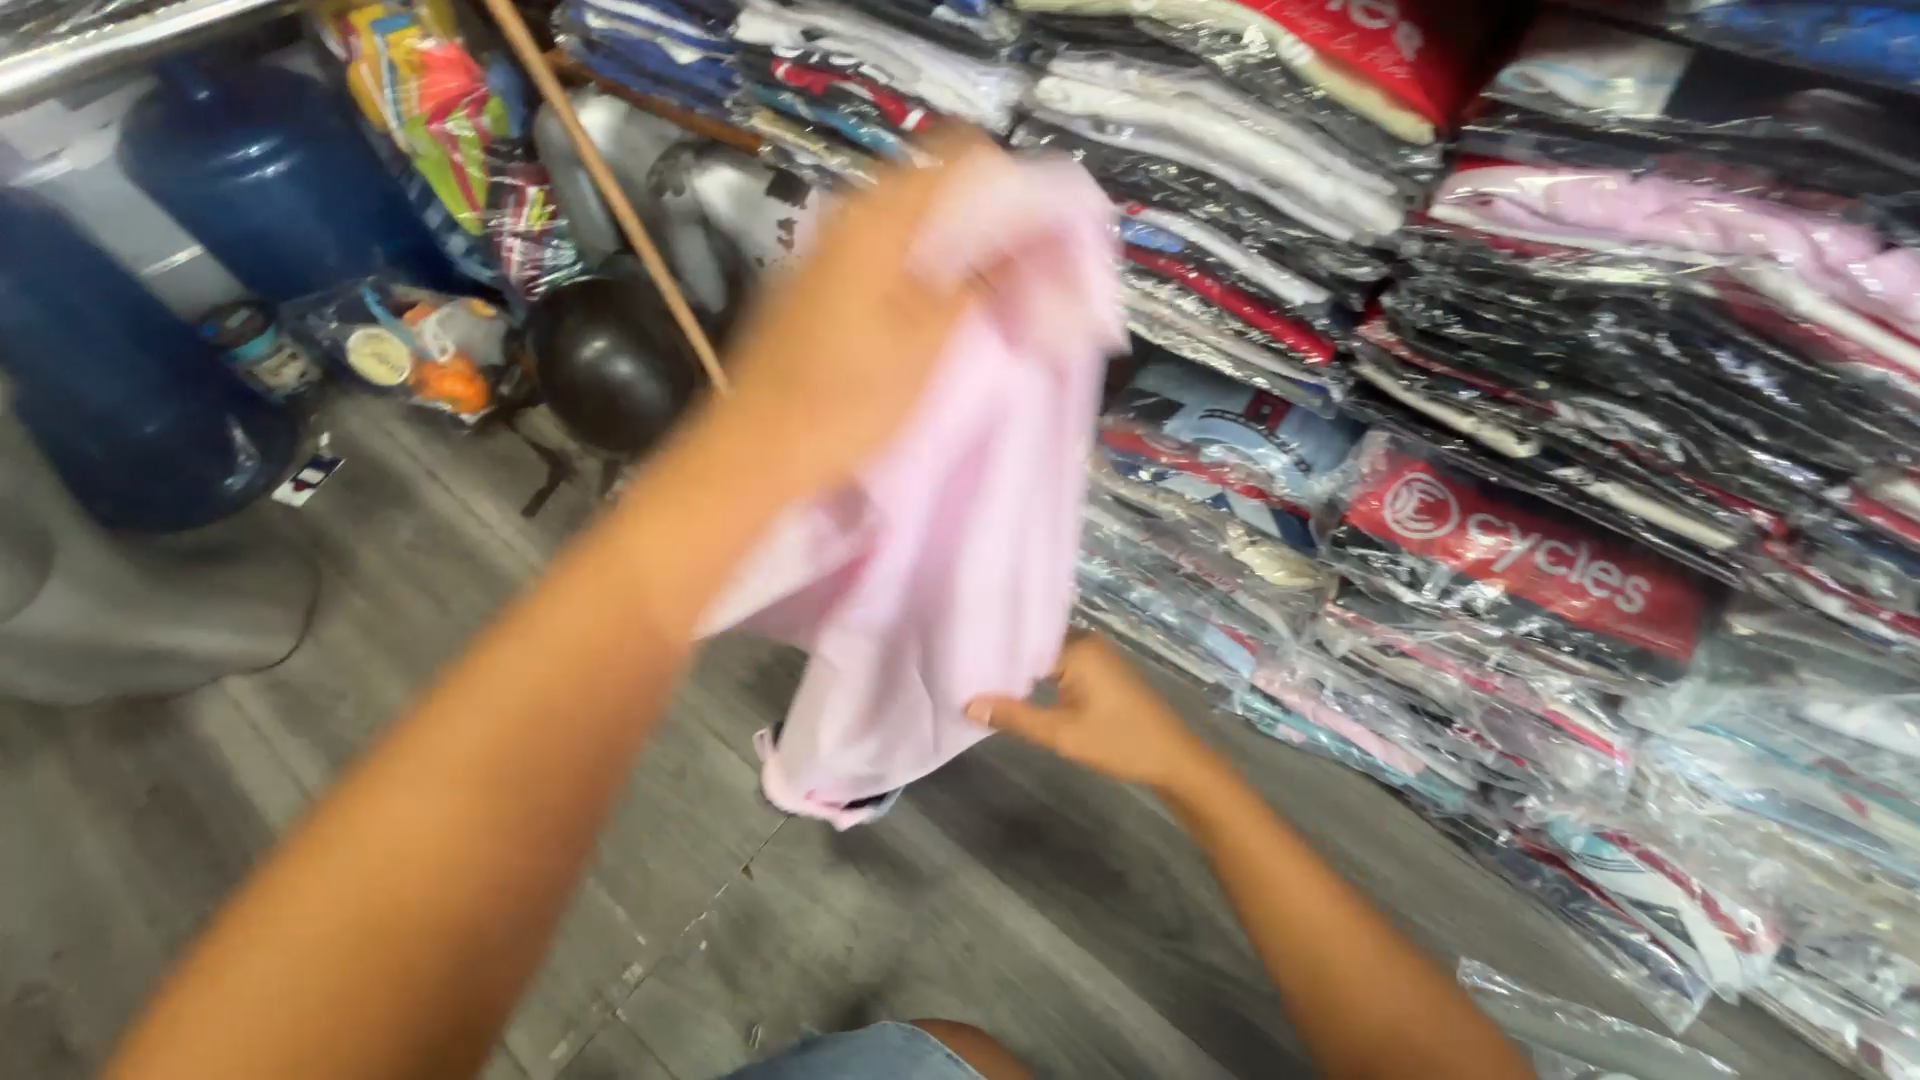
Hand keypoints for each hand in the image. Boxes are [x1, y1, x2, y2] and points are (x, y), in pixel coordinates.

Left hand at [710, 126, 1004, 499]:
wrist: (753, 456)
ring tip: (995, 304)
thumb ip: (983, 282)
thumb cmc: (844, 404)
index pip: (962, 158)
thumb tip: (1030, 244)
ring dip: (958, 255)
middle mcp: (847, 220)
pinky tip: (942, 321)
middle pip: (937, 191)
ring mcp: (826, 254)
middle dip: (989, 226)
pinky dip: (923, 278)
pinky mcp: (817, 290)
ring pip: (912, 230)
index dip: (1014, 189)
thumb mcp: (929, 345)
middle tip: (1027, 279)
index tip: (1046, 236)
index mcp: (877, 218)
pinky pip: (885, 262)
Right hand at [968, 634, 1221, 792]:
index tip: (961, 664)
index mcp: (1077, 648)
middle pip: (1034, 644)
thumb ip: (1015, 717)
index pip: (1022, 642)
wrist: (1174, 759)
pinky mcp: (1103, 668)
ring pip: (1047, 655)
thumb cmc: (1120, 743)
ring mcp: (1097, 653)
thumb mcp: (1062, 735)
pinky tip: (1020, 690)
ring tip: (984, 681)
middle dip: (1005, 660)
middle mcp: (1087, 640)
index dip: (993, 655)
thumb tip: (969, 704)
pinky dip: (1041, 675)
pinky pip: (1062, 662)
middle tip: (965, 672)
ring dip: (1022, 669)